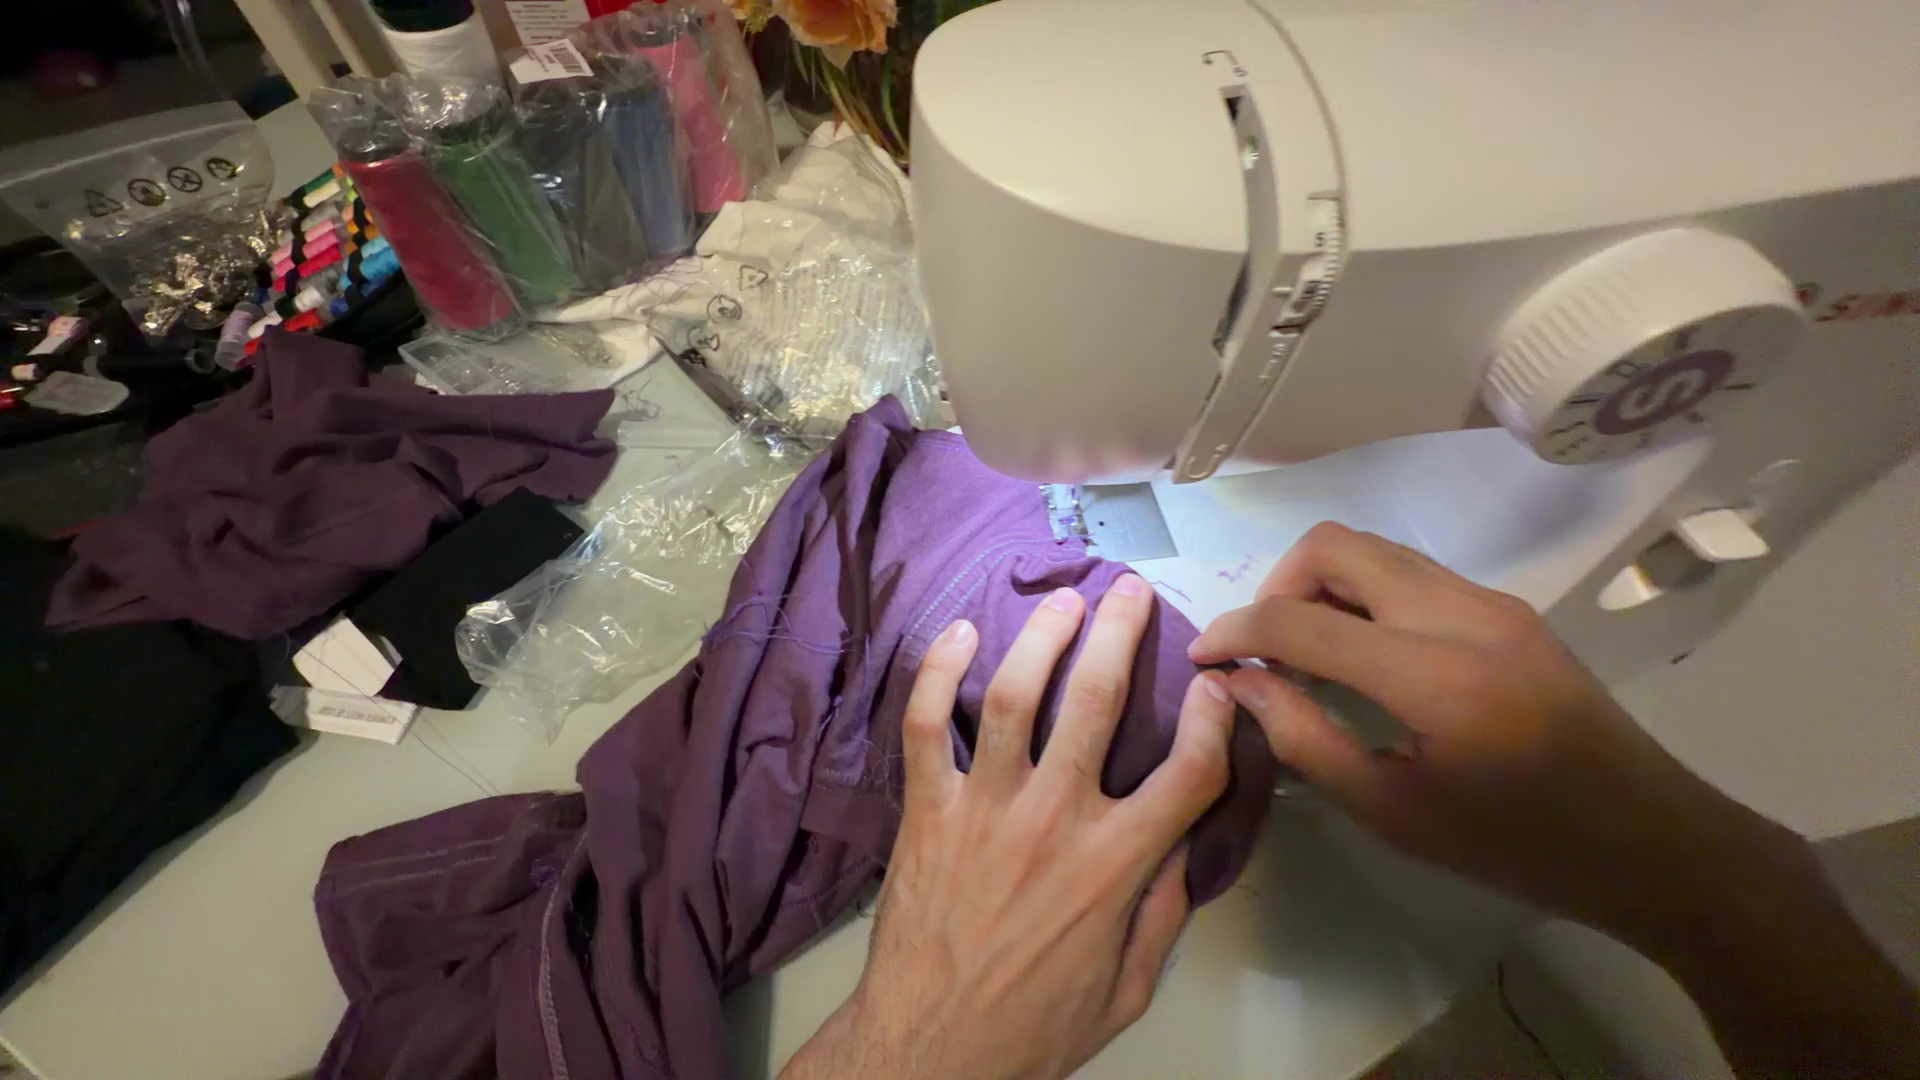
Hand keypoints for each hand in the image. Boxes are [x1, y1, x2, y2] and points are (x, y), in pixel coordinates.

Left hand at [781, 575, 1235, 1079]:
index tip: (1214, 680)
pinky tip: (959, 634)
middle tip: (1128, 590)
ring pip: (1013, 698)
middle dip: (1118, 635)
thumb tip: (1181, 842)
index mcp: (1113, 865)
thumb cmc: (1035, 1022)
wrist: (929, 1047)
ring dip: (1040, 640)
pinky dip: (936, 674)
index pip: (1186, 775)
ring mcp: (983, 805)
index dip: (1211, 720)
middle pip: (1095, 704)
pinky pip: (926, 725)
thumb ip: (1164, 912)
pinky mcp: (927, 806)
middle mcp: (1052, 819)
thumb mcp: (1129, 987)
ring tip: (1062, 602)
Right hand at [1187, 522, 1798, 942]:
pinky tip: (1361, 649)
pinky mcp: (1502, 605)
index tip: (1204, 655)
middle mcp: (1461, 615)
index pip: (1299, 620)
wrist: (1657, 844)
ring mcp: (1488, 601)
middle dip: (1275, 586)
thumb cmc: (1517, 846)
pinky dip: (1358, 592)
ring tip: (1308, 648)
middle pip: (1331, 545)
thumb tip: (1237, 681)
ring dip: (1317, 584)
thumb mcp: (1392, 813)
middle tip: (1267, 647)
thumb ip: (1303, 738)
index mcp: (1434, 678)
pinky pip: (1405, 570)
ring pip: (1369, 548)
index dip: (1234, 630)